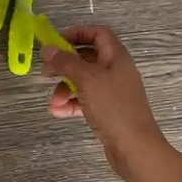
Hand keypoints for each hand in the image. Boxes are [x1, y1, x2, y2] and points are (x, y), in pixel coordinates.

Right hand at [41, 24, 168, 174]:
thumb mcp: (87, 80)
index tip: (56, 41)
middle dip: (65, 65)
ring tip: (53, 102)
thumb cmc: (113, 107)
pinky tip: (58, 112)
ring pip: (83, 81)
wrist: (135, 148)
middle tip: (46, 72)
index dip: (78, 33)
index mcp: (116, 57)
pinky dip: (72, 103)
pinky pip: (86, 100)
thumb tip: (48, 48)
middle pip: (87, 58)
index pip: (98, 34)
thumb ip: (66, 62)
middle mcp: (115, 71)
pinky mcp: (108, 110)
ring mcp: (112, 92)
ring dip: (65, 89)